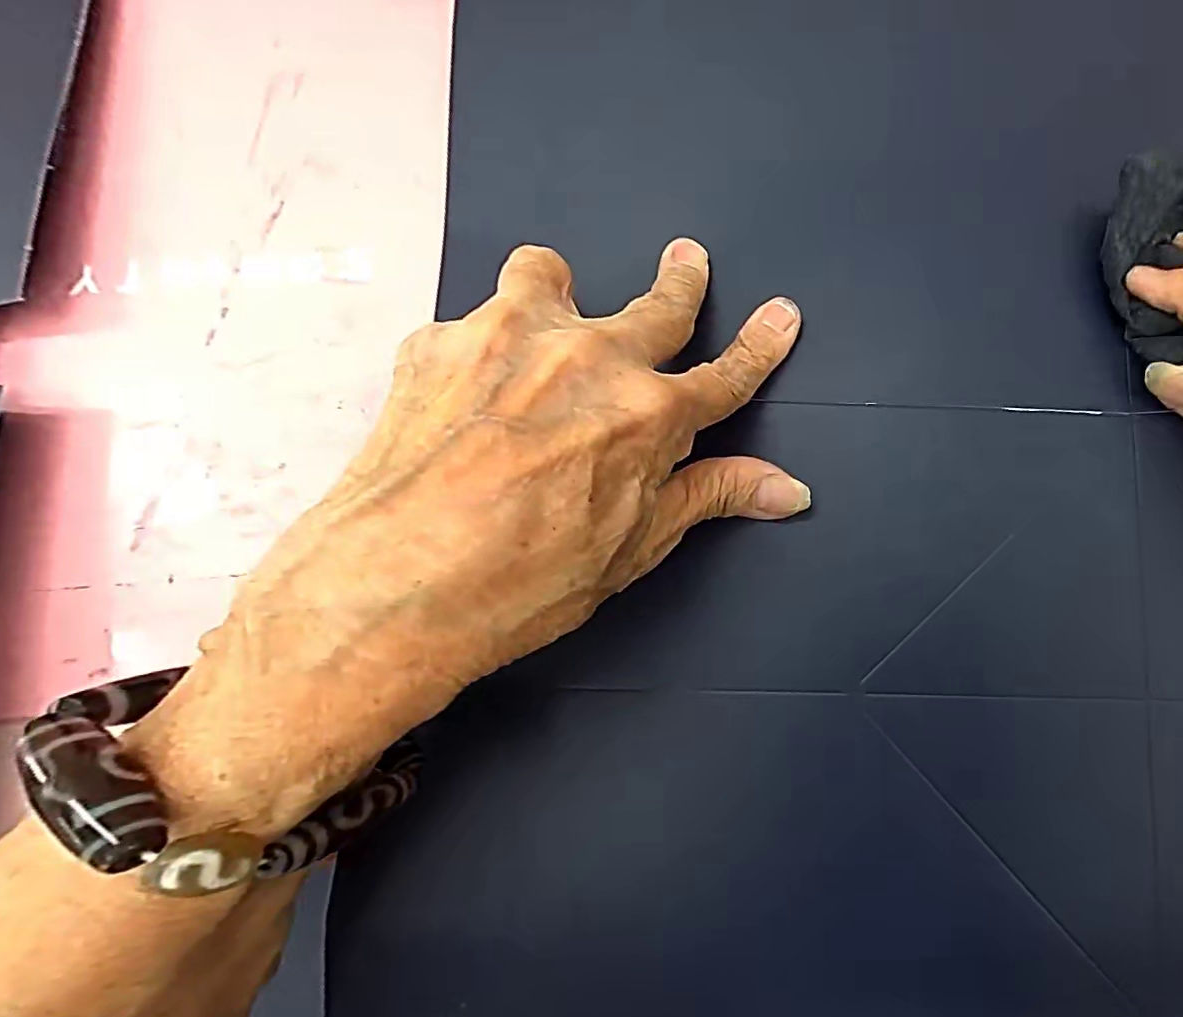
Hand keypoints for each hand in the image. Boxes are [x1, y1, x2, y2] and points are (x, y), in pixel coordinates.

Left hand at [124, 239, 809, 834]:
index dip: (759, 347)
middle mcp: (588, 359)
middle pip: (657, 307)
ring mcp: (510, 338)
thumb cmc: (526, 582)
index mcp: (647, 417)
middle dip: (682, 283)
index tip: (781, 316)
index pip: (725, 376)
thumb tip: (789, 491)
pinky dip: (490, 344)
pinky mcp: (441, 341)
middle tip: (688, 261)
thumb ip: (710, 496)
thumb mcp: (635, 545)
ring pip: (550, 276)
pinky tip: (474, 394)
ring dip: (561, 294)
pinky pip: (478, 319)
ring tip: (550, 323)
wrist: (393, 589)